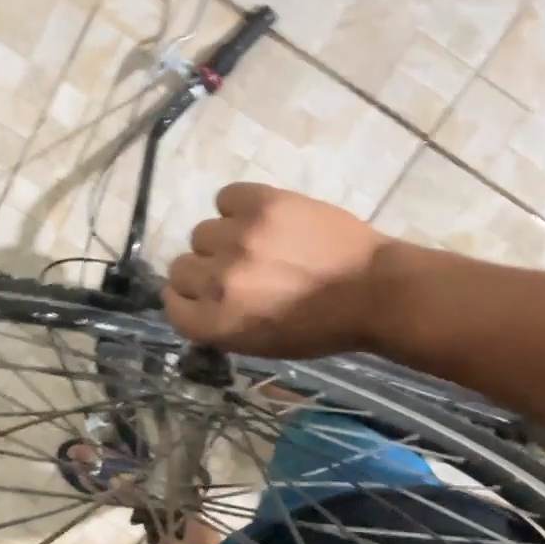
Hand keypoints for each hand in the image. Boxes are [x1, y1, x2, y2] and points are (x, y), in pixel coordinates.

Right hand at [163, 183, 391, 358]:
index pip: (171, 305)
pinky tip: (260, 220)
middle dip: (203, 272)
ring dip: (222, 240)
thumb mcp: (260, 346)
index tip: (202, 296)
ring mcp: (238, 238)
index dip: (186, 299)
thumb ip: (219, 325)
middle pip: (181, 267)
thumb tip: (197, 300)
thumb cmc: (319, 329)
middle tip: (234, 271)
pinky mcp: (261, 203)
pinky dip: (237, 207)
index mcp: (218, 323)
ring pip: (201, 232)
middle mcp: (218, 281)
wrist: (373, 291)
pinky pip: (225, 198)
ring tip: (253, 244)